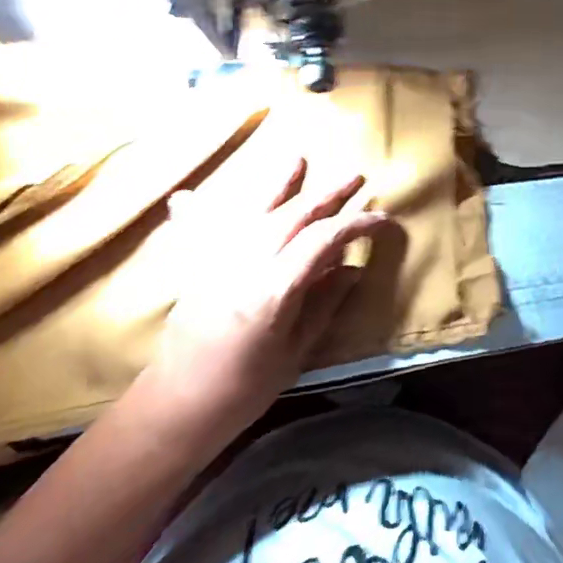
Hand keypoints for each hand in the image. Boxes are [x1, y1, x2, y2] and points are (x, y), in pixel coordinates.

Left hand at [130, 153, 391, 436]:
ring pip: (253, 210)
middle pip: (291, 216)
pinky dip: (203, 207)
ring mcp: (215, 260)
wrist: (182, 402)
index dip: (355, 225)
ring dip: (278, 185)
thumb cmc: (246, 388)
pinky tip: (192, 194)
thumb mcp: (295, 352)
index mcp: (274, 288)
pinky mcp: (196, 266)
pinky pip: (204, 225)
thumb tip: (352, 270)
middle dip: (326, 195)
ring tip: (298, 160)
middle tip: (354, 178)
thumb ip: (322, 305)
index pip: (323, 240)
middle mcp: (244, 262)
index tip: (381, 219)